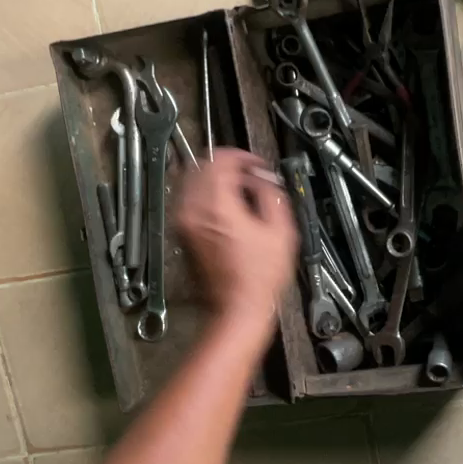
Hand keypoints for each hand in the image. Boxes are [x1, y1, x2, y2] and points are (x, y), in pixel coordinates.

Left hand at [174, 148, 297, 324]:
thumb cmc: (258, 278)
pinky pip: (188, 200)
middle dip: (227, 164)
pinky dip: (205, 194)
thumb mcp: (280, 230)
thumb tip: (264, 179)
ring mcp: (184, 223)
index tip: (255, 165)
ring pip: (191, 180)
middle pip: (201, 164)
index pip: (221, 159)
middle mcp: (194, 211)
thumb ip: (271, 194)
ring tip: (237, 190)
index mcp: (218, 205)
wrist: (237, 307)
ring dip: (214, 178)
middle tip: (248, 174)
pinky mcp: (182, 234)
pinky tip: (226, 206)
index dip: (242, 156)